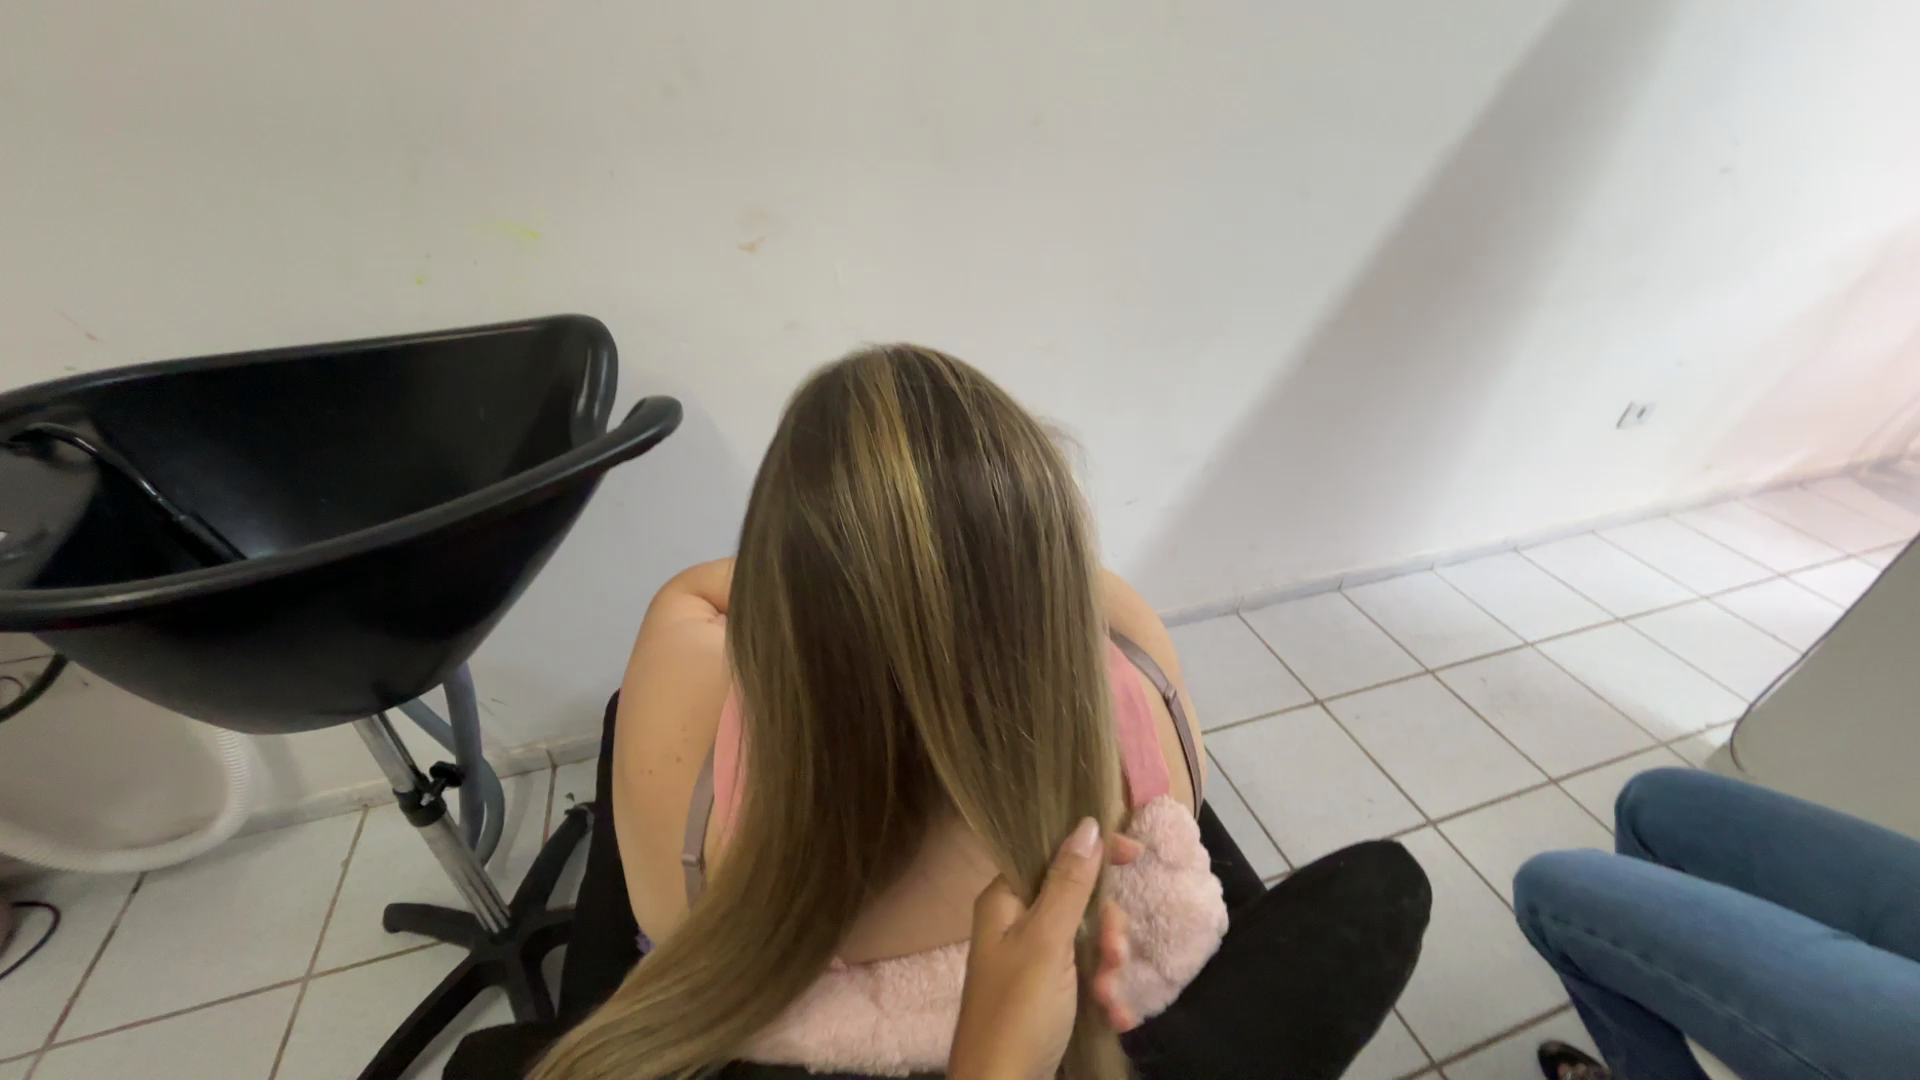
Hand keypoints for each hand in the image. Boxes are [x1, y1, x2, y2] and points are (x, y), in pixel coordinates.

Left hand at [948, 818, 1143, 1079]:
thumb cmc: (1018, 1009)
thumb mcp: (1047, 940)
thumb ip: (1069, 882)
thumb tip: (1087, 823)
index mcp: (1004, 900)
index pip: (1051, 853)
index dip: (1092, 850)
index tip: (1135, 854)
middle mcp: (1015, 922)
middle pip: (1075, 898)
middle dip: (1106, 926)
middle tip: (1116, 953)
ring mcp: (1031, 960)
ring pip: (1086, 939)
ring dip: (1108, 965)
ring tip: (1111, 998)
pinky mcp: (1046, 993)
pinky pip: (1084, 975)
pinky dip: (1103, 992)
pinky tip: (1115, 1016)